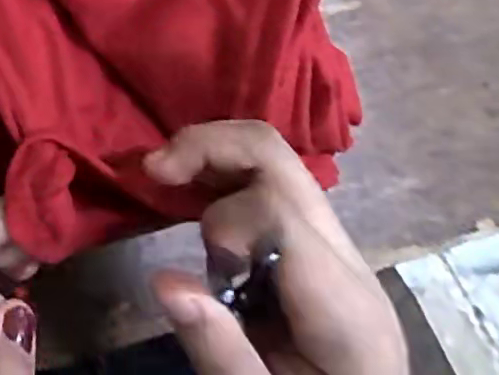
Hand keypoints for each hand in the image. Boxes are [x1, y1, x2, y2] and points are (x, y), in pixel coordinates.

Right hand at [144, 122, 405, 374]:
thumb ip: (222, 352)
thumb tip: (163, 281)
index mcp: (344, 306)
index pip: (279, 211)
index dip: (225, 222)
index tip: (204, 271)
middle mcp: (345, 256)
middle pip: (274, 155)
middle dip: (206, 147)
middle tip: (153, 169)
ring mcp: (332, 243)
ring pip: (267, 154)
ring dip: (208, 154)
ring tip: (162, 176)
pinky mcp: (311, 242)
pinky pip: (264, 178)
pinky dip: (218, 171)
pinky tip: (187, 192)